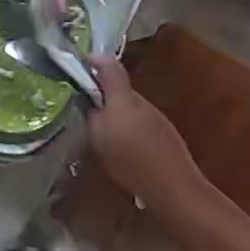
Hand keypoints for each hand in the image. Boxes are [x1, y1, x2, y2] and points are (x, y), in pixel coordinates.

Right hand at [83, 54, 208, 207]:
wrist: (175, 189)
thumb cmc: (130, 160)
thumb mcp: (99, 136)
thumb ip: (91, 112)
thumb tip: (86, 99)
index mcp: (123, 98)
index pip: (108, 66)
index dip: (91, 61)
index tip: (75, 65)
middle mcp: (141, 102)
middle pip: (117, 88)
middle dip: (99, 92)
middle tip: (79, 105)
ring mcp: (156, 118)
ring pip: (127, 106)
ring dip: (113, 112)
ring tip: (98, 130)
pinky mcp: (164, 136)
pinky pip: (137, 122)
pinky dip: (125, 127)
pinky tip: (121, 148)